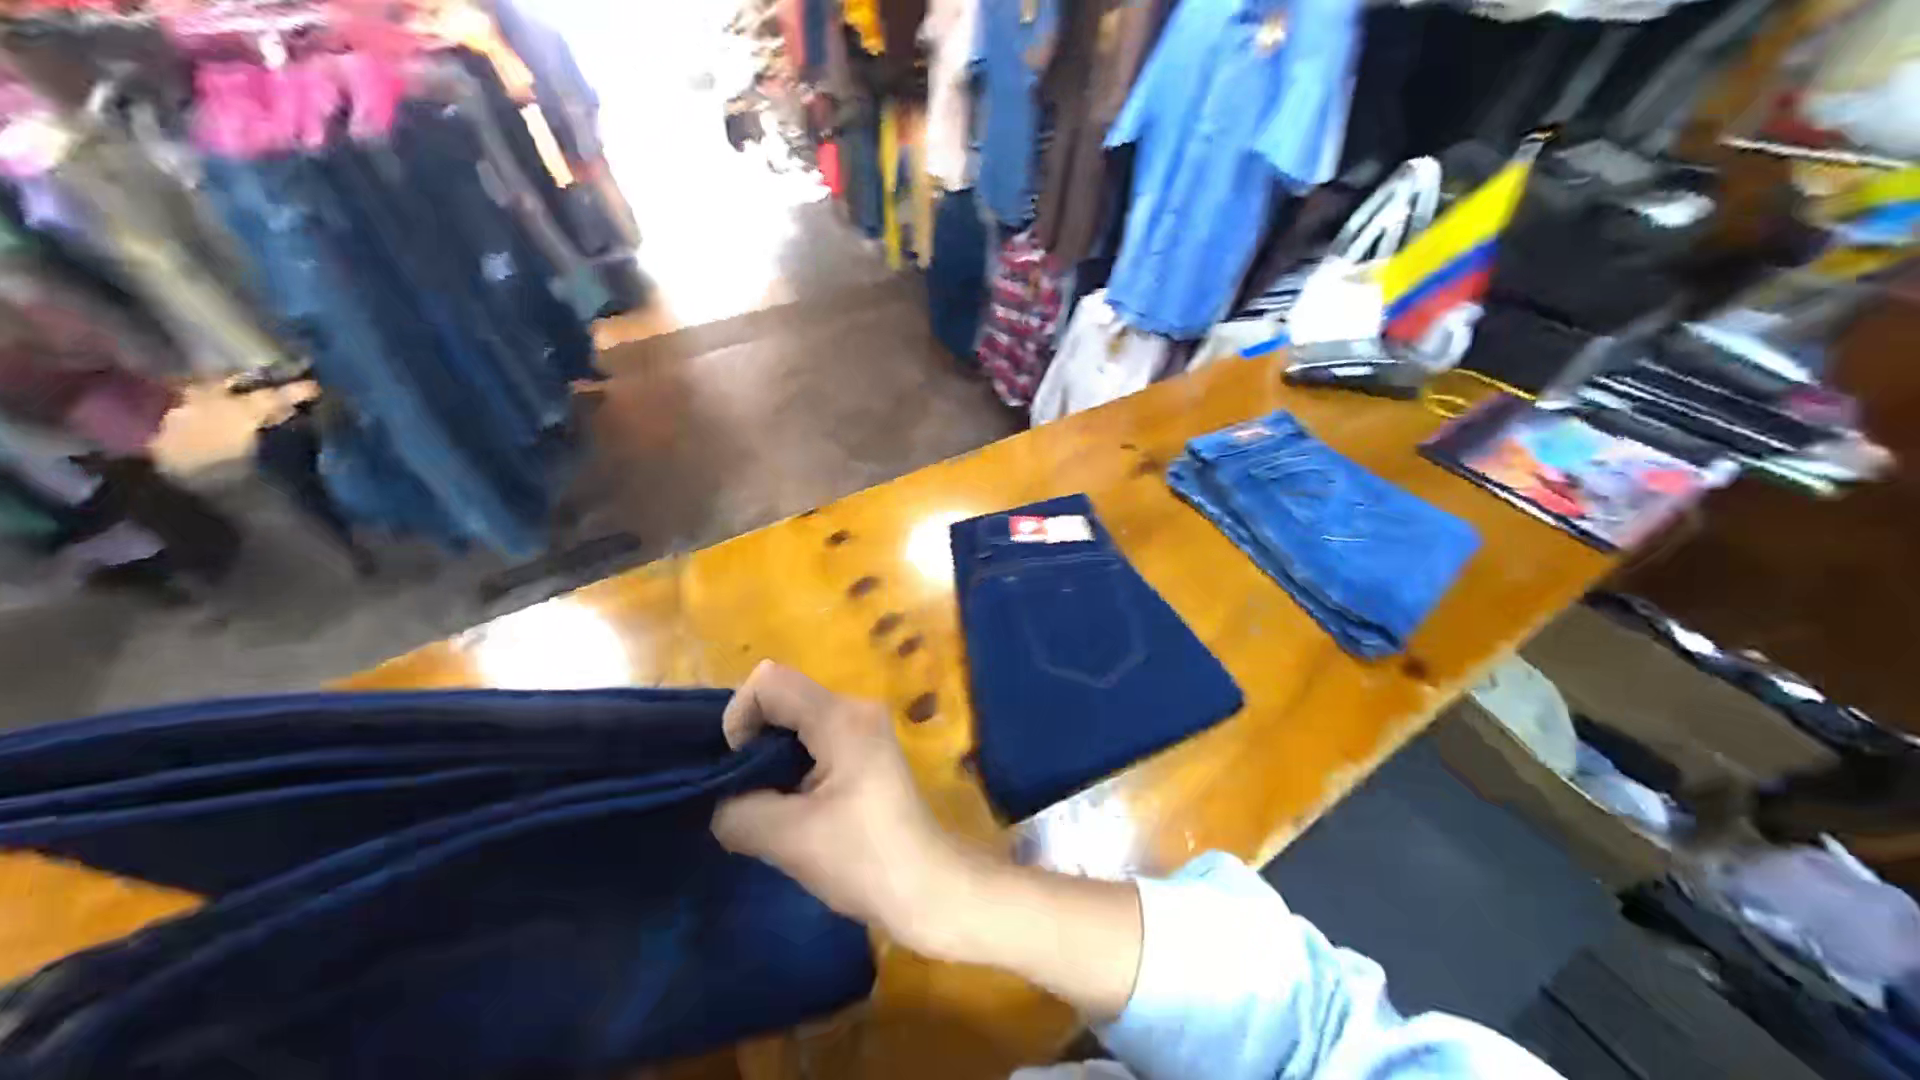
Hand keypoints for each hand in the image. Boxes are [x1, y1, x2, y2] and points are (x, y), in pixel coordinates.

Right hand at [711, 661, 970, 954]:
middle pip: (783, 697)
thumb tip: (721, 801)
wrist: (931, 889)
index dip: (739, 719)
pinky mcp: (868, 751)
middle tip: (752, 792)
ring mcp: (866, 728)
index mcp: (842, 717)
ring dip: (773, 756)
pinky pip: (814, 738)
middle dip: (754, 739)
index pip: (769, 682)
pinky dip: (794, 764)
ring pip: (797, 719)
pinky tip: (796, 806)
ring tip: (773, 803)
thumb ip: (737, 810)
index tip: (741, 771)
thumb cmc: (865, 860)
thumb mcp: (788, 839)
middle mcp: (857, 708)